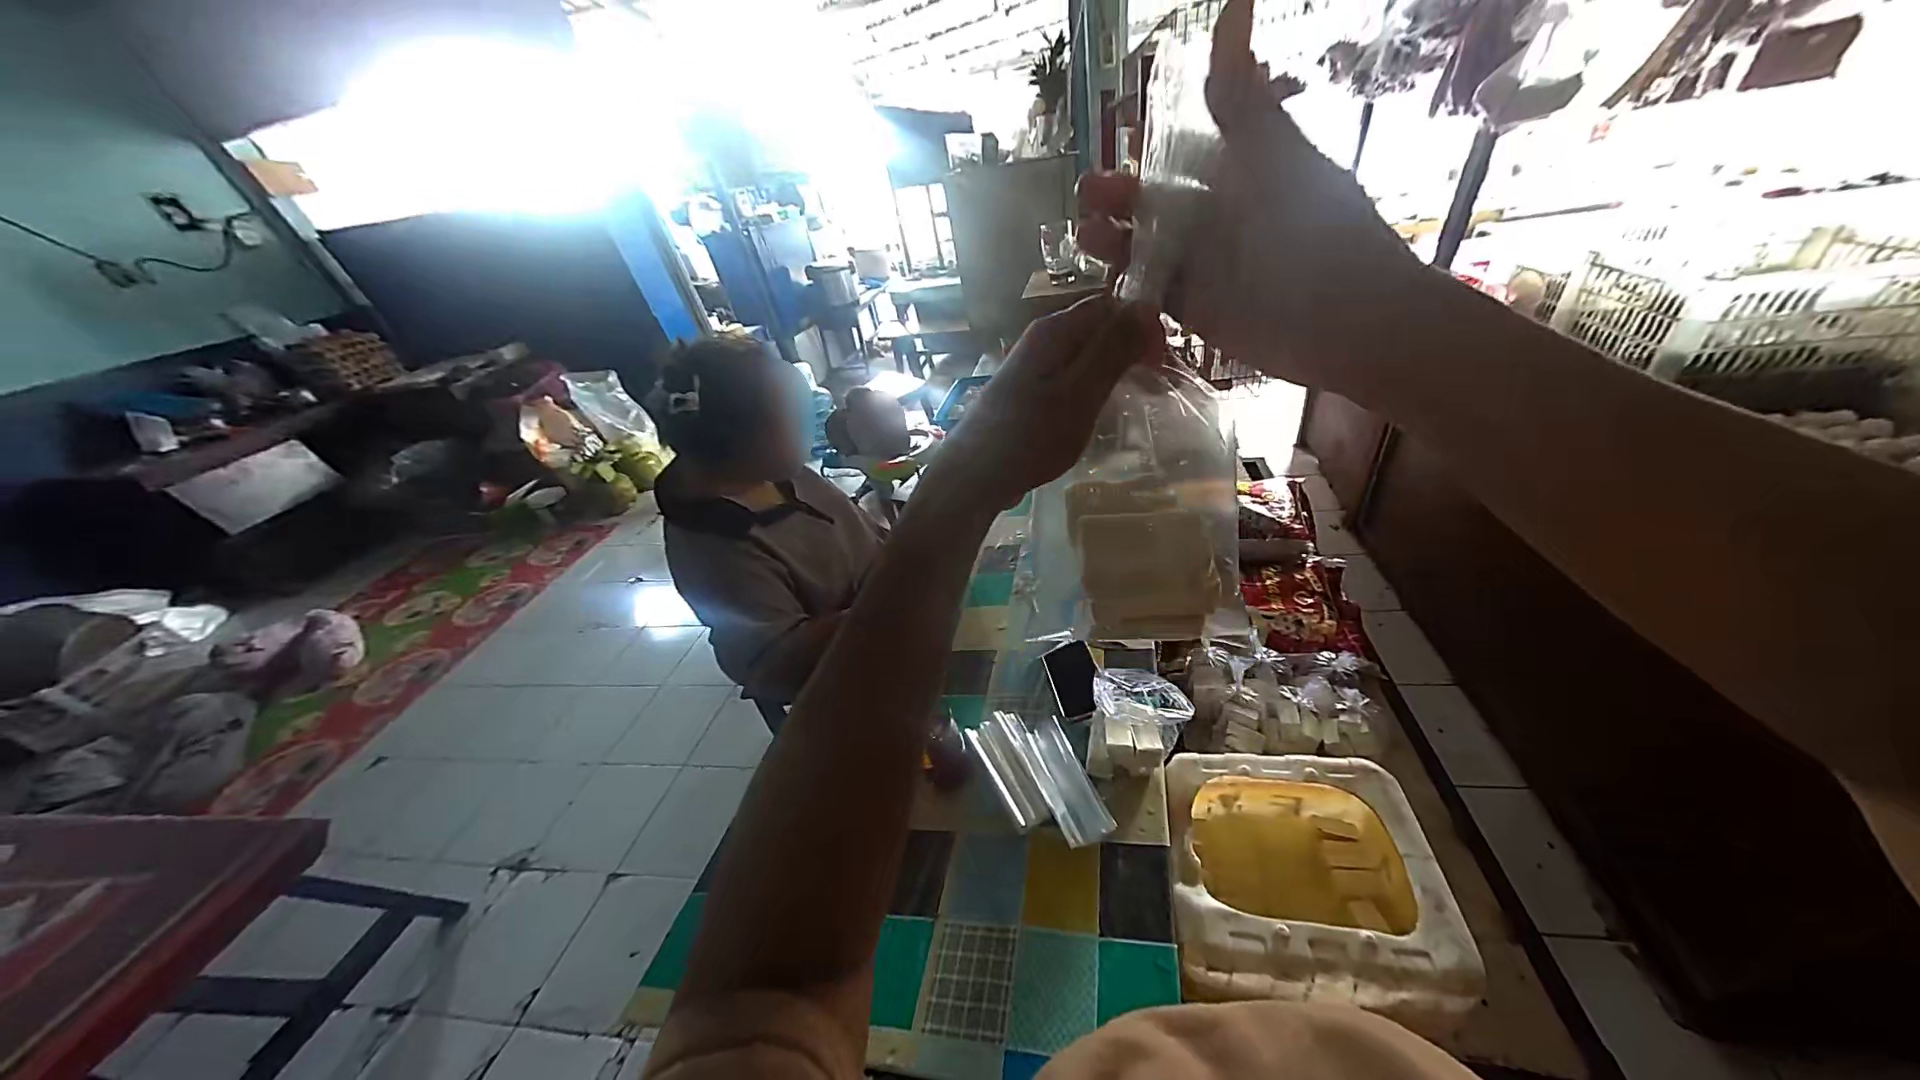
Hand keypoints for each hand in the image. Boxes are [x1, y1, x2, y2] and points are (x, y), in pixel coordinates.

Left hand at [921, 294, 1159, 512]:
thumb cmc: (1030, 436)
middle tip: (1155, 385)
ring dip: (1112, 371)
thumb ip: (1112, 350)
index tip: (1161, 364)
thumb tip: (1147, 305)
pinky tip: (1097, 413)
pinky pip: (1068, 378)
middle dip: (1130, 349)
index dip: (1142, 327)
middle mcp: (1041, 339)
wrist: (975, 475)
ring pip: (1084, 355)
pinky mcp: (1027, 392)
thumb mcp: (1080, 393)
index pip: (1112, 305)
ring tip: (1133, 400)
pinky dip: (1090, 389)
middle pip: (1098, 328)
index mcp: (1055, 331)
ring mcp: (1031, 366)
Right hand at [1076, 0, 1423, 402]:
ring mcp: (1205, 269)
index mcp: (1240, 177)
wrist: (1344, 317)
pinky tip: (1105, 279)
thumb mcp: (1274, 156)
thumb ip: (1242, 101)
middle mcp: (1218, 221)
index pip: (1184, 158)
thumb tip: (1233, 9)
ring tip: (1085, 234)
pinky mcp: (1196, 312)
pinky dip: (1130, 287)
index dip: (1149, 152)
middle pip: (1158, 206)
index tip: (1115, 143)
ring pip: (1149, 250)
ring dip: (1116, 242)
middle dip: (1121, 198)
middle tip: (1087, 194)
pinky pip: (1154, 296)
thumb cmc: (1315, 229)